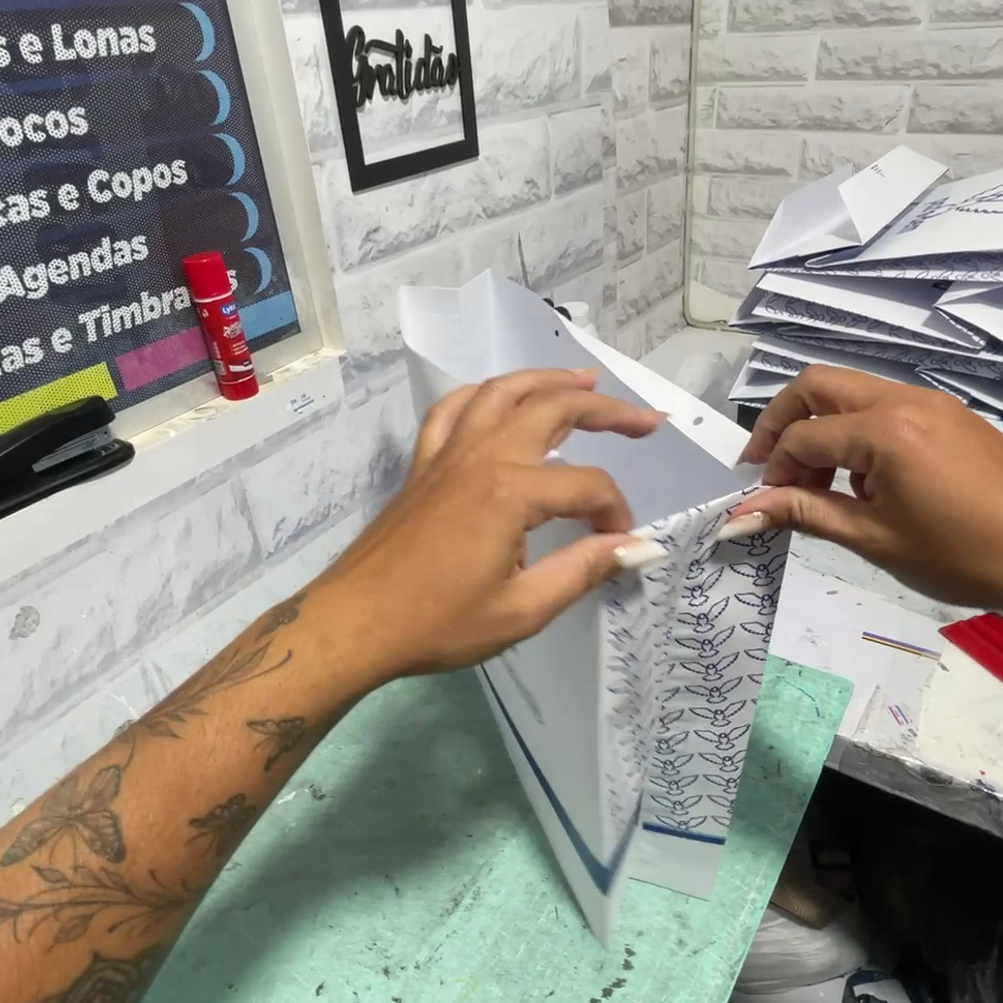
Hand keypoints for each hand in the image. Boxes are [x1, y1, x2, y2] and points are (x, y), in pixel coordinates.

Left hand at [312, 369, 665, 681]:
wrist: (357, 621)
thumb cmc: (438, 622)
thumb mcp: (522, 610)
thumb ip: (583, 571)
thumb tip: (636, 547)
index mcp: (510, 492)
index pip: (587, 486)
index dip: (615, 514)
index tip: (619, 545)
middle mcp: (482, 456)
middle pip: (553, 410)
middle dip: (606, 411)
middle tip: (645, 421)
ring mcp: (448, 454)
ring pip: (502, 392)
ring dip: (546, 381)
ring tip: (584, 380)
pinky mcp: (424, 463)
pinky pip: (453, 410)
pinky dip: (483, 395)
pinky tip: (499, 399)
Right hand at [728, 366, 1002, 613]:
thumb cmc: (967, 556)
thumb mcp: (874, 539)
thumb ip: (802, 515)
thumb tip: (739, 515)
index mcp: (884, 430)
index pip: (801, 436)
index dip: (772, 471)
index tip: (765, 507)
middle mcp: (905, 400)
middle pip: (817, 386)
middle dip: (781, 423)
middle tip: (769, 471)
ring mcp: (933, 404)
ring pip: (850, 393)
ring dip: (819, 429)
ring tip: (817, 487)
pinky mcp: (952, 418)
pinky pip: (883, 408)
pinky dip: (854, 434)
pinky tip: (864, 483)